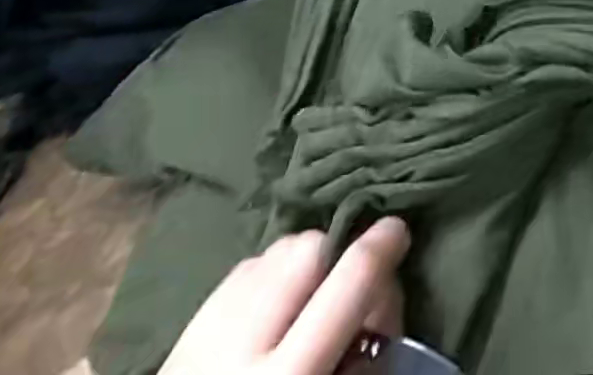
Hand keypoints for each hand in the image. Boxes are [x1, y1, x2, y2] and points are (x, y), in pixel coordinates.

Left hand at [162, 218, 410, 374]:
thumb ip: (362, 355)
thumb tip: (382, 297)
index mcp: (293, 373)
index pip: (352, 278)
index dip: (384, 244)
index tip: (399, 232)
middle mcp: (249, 339)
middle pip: (312, 247)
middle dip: (338, 255)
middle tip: (346, 292)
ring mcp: (213, 324)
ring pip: (279, 247)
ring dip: (305, 261)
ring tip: (307, 301)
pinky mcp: (193, 318)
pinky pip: (251, 264)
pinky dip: (273, 272)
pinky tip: (274, 308)